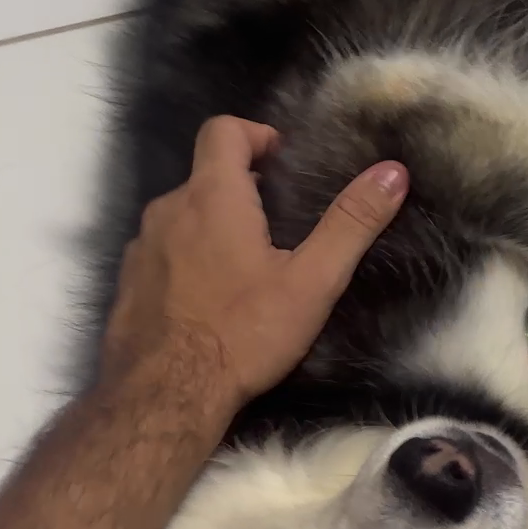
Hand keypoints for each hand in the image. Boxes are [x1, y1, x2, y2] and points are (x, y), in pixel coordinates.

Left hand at [99, 115, 407, 414]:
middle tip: (300, 219)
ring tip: (271, 259)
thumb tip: (393, 172)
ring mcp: (144, 248)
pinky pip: (173, 245)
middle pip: (211, 174)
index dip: (261, 136)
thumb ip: (353, 221)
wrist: (165, 395)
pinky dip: (204, 250)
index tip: (295, 164)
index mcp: (213, 201)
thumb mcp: (316, 277)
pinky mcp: (134, 280)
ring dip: (229, 219)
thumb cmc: (247, 329)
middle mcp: (168, 212)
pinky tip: (232, 291)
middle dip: (256, 185)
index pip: (224, 133)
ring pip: (190, 211)